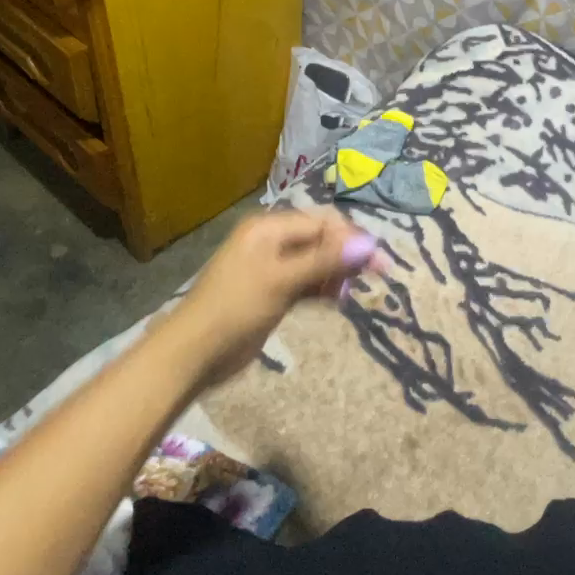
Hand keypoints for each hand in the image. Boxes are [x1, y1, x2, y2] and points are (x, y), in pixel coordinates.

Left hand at [167, 209, 388, 386]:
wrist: (194, 352)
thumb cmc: (235, 309)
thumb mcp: (281, 281)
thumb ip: (325, 260)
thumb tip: (369, 244)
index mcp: (268, 228)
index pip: (322, 222)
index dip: (352, 238)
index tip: (379, 263)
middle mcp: (272, 242)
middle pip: (321, 239)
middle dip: (348, 254)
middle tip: (377, 276)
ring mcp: (272, 268)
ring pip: (316, 261)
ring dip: (337, 273)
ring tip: (355, 292)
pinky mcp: (274, 293)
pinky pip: (307, 282)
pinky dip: (323, 288)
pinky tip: (338, 300)